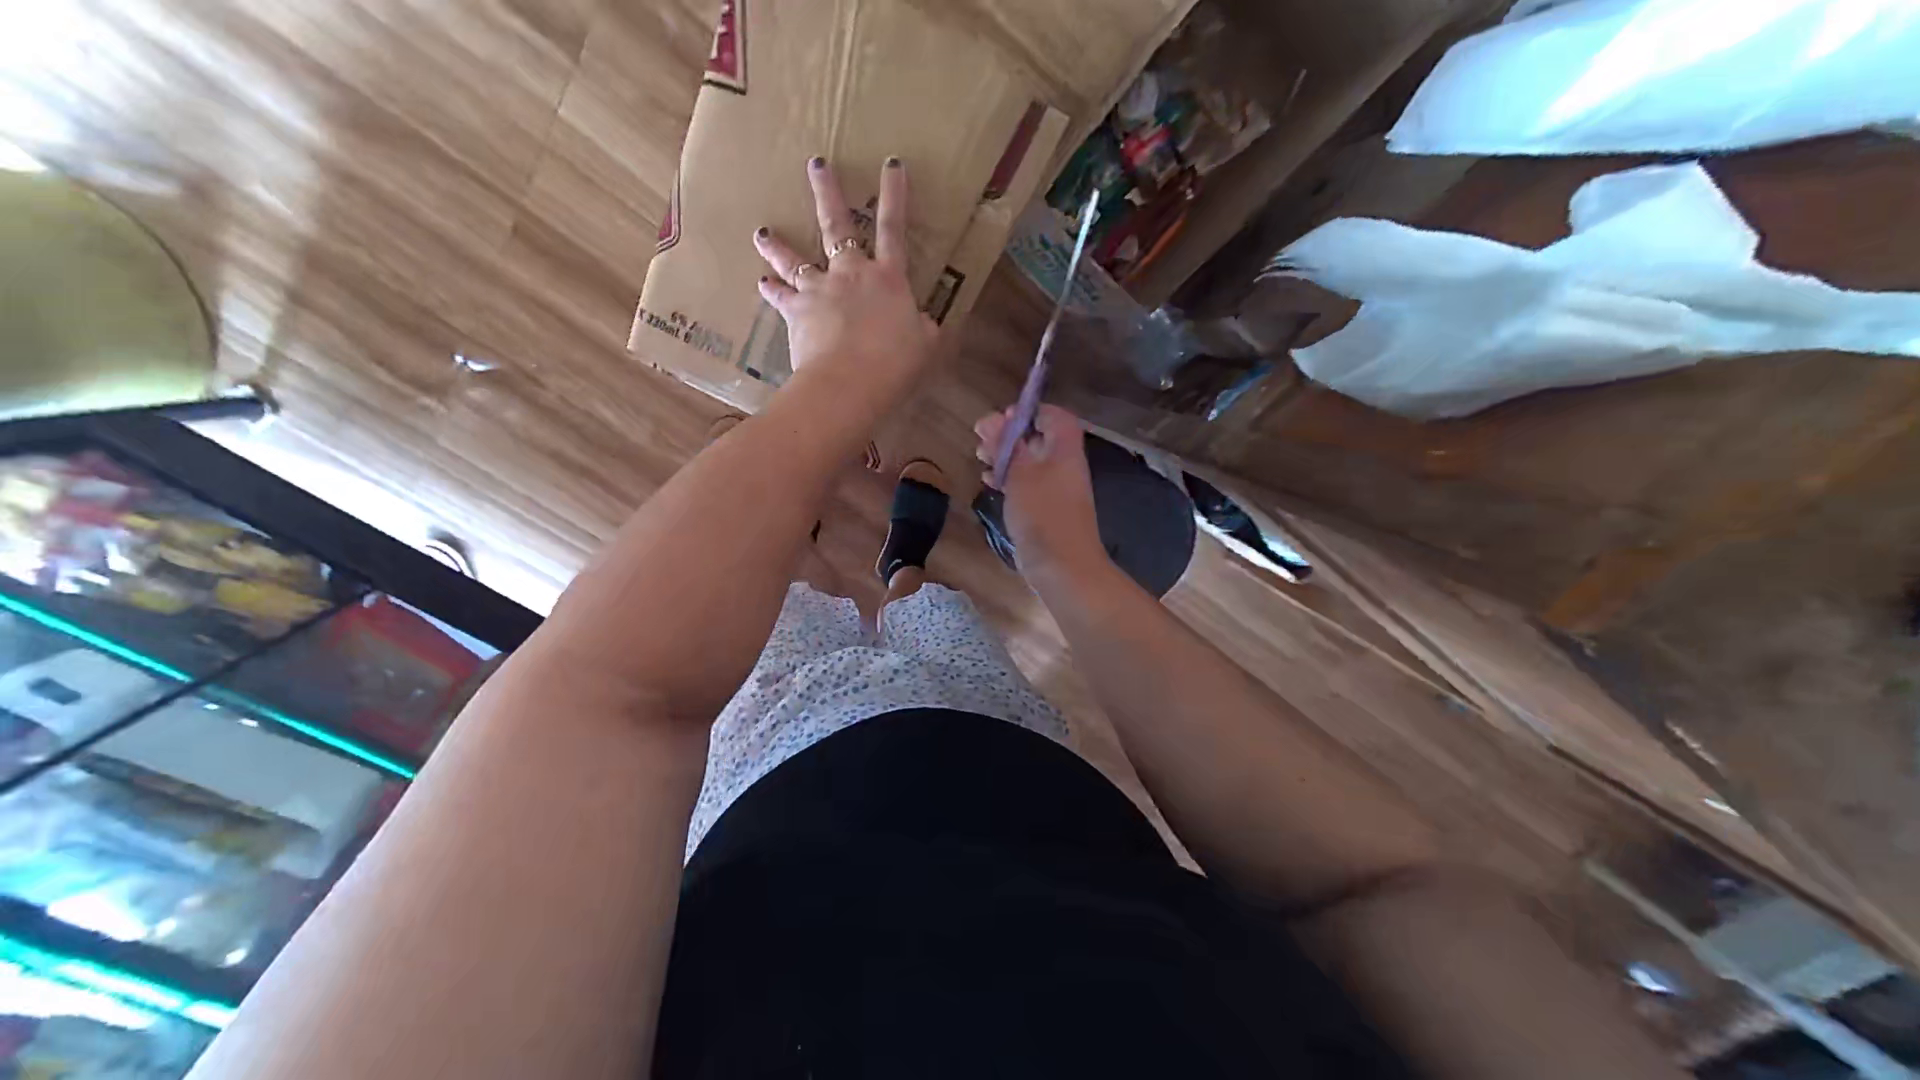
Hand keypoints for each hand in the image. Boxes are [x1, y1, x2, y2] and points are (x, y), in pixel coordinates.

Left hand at [753, 157, 937, 399]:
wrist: (849, 383)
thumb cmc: (895, 365)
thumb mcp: (927, 347)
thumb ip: (928, 330)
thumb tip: (929, 325)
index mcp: (888, 279)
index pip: (894, 228)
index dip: (895, 195)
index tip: (891, 164)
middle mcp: (851, 274)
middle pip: (837, 226)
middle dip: (828, 192)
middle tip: (816, 164)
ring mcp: (820, 289)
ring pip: (795, 259)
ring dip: (778, 245)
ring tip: (763, 233)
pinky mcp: (796, 311)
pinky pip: (780, 296)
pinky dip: (772, 289)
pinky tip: (763, 283)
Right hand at [974, 404, 1105, 576]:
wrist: (1063, 566)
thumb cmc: (1043, 514)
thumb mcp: (1019, 474)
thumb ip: (1006, 445)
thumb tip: (994, 419)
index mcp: (1065, 449)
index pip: (1054, 416)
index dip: (1028, 412)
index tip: (1001, 419)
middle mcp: (1063, 464)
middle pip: (1037, 437)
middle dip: (1008, 434)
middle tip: (979, 438)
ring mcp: (1056, 488)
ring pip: (1028, 461)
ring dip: (1004, 456)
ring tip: (979, 457)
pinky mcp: (1046, 509)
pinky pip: (1027, 483)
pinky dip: (1008, 478)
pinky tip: (989, 482)